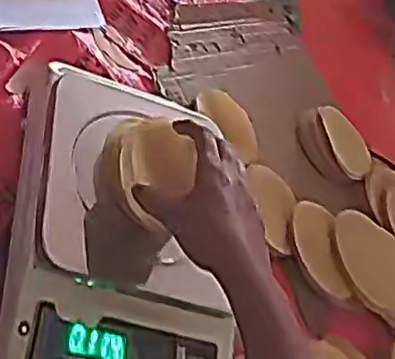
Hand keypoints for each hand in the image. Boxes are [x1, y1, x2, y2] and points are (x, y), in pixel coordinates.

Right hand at [132, 121, 268, 277]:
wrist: (244, 268)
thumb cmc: (211, 238)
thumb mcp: (175, 218)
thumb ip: (154, 201)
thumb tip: (139, 189)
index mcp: (213, 170)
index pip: (203, 136)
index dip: (190, 127)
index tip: (179, 126)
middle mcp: (233, 176)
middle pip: (223, 145)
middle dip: (209, 138)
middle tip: (196, 141)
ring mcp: (247, 193)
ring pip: (236, 163)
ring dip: (223, 157)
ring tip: (211, 165)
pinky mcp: (255, 211)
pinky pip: (244, 185)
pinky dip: (232, 180)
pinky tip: (225, 196)